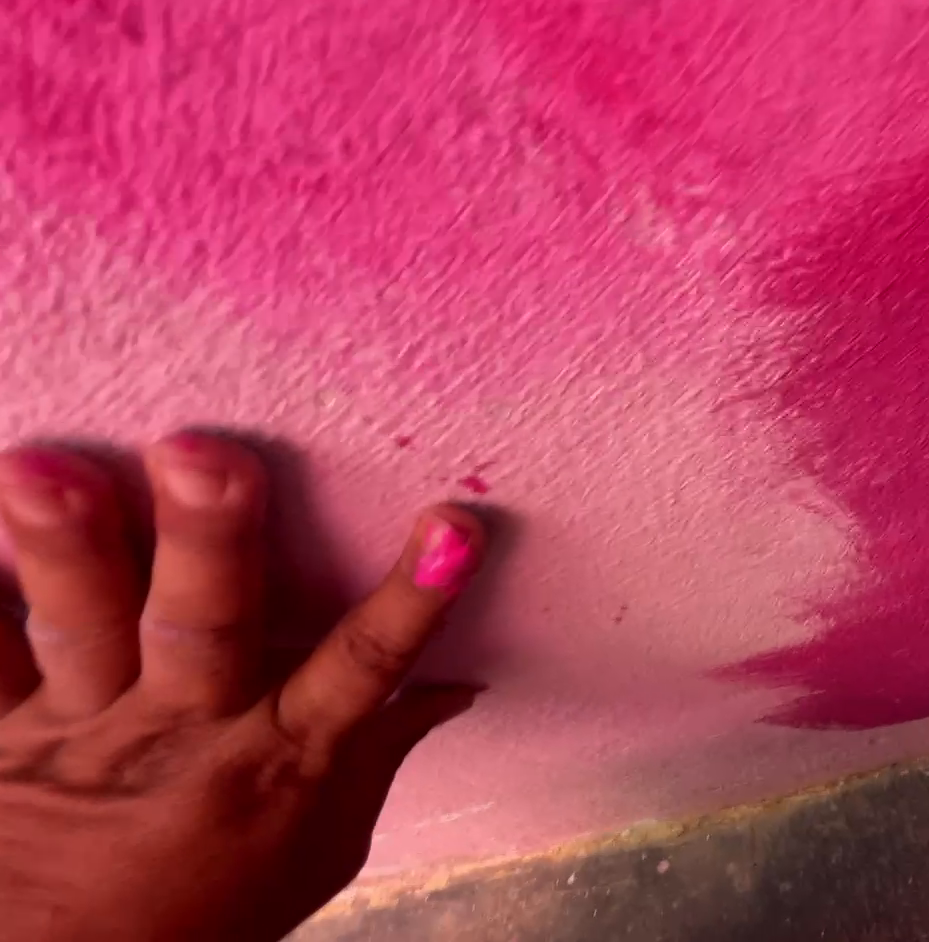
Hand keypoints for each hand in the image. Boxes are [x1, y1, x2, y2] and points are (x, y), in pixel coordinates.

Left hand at [0, 434, 486, 941]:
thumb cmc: (213, 916)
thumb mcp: (325, 843)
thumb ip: (386, 749)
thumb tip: (465, 684)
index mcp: (285, 755)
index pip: (372, 662)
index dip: (418, 594)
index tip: (455, 524)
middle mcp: (186, 735)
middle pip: (206, 627)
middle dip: (210, 540)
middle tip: (205, 454)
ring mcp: (71, 740)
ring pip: (77, 631)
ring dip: (64, 550)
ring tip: (40, 466)